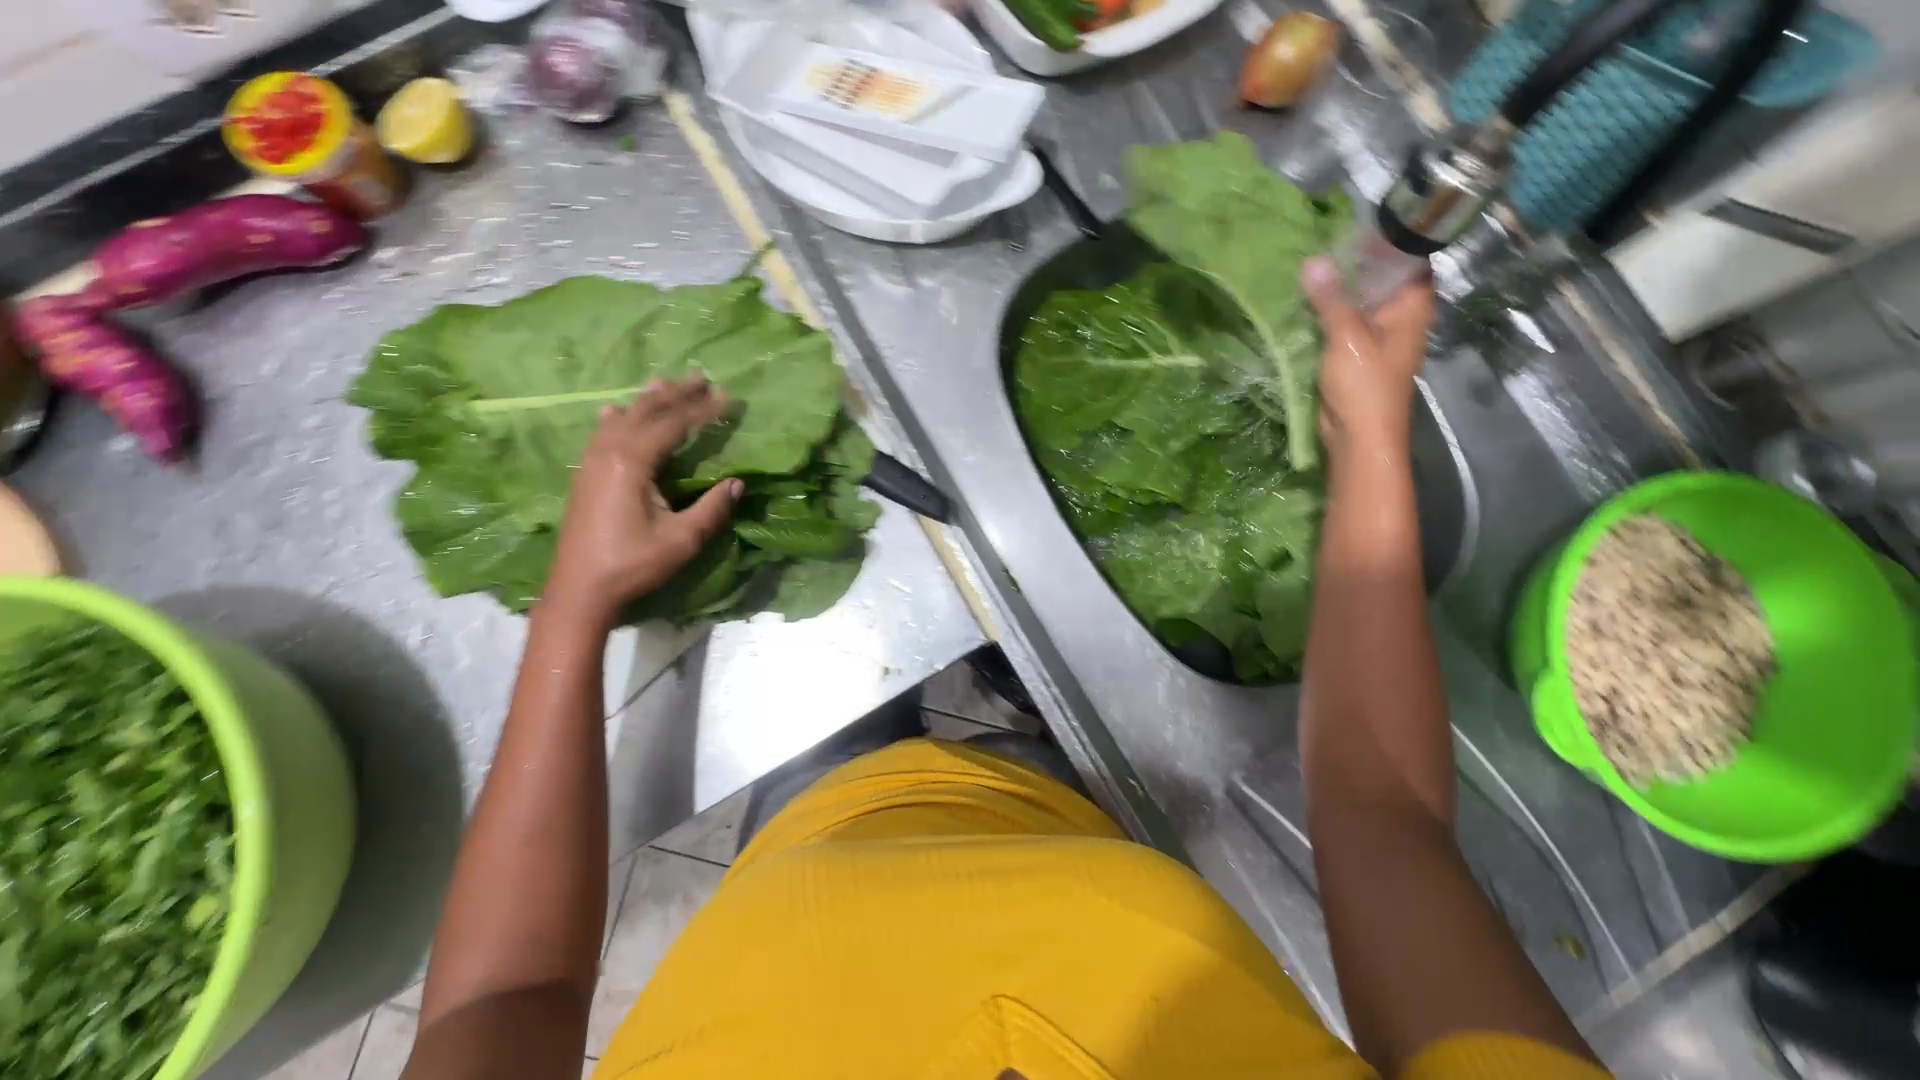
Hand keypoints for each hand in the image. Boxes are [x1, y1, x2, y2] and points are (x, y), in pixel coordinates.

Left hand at [542, 376, 740, 625]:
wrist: (579, 590)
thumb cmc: (632, 565)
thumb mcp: (681, 540)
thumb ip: (711, 508)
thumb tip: (737, 483)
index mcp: (632, 462)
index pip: (673, 424)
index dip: (702, 410)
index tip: (728, 397)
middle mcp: (609, 452)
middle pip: (646, 413)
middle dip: (675, 394)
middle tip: (701, 377)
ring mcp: (591, 462)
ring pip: (622, 418)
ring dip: (647, 402)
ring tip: (665, 384)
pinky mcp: (584, 476)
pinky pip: (602, 433)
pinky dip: (617, 418)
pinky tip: (613, 411)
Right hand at [1300, 255, 1435, 456]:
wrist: (1358, 438)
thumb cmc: (1364, 385)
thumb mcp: (1346, 336)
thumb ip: (1330, 298)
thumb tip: (1312, 261)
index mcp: (1412, 306)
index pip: (1409, 257)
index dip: (1387, 238)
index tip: (1357, 222)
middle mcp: (1400, 317)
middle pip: (1380, 278)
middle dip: (1352, 263)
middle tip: (1320, 238)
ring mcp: (1378, 336)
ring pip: (1358, 301)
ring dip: (1335, 290)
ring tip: (1306, 265)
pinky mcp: (1356, 355)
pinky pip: (1342, 324)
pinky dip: (1326, 313)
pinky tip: (1303, 300)